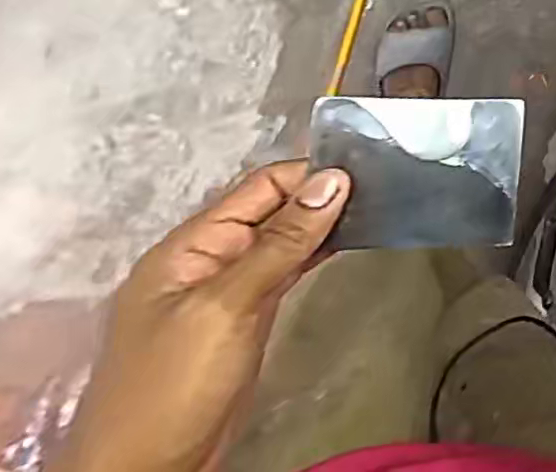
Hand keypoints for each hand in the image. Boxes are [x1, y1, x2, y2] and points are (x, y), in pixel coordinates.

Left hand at [50, 160, 351, 471]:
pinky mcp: (251, 310)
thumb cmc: (174, 385)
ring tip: (376, 204)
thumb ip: (282, 242)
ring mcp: (232, 284)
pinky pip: (289, 263)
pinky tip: (351, 237)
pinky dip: (318, 249)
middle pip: (275, 206)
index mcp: (193, 243)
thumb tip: (334, 179)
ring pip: (286, 234)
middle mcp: (213, 255)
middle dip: (321, 193)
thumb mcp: (228, 306)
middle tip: (381, 184)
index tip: (364, 170)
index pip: (262, 185)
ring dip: (325, 220)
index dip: (310, 174)